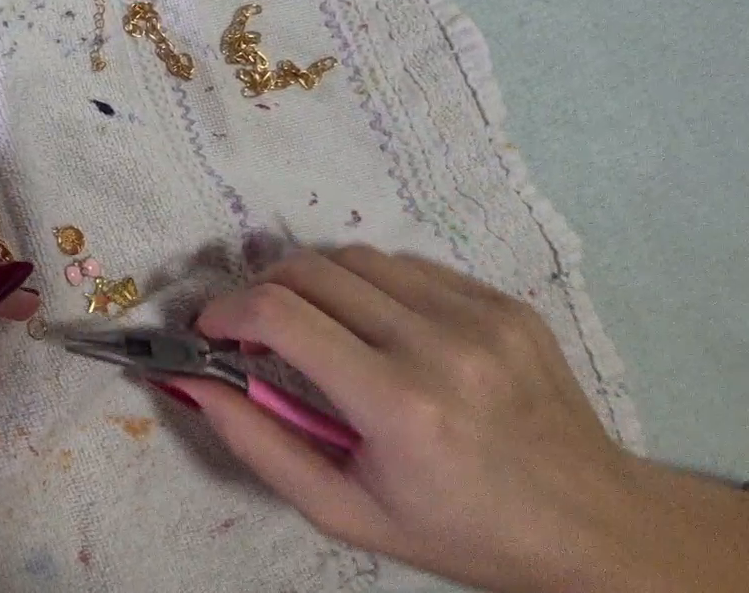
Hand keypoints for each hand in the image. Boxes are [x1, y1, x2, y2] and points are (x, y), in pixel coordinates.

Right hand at [173, 246, 632, 592]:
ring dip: (309, 283)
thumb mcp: (344, 510)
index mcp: (400, 405)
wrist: (600, 531)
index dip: (226, 311)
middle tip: (256, 331)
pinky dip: (363, 283)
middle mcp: (440, 347)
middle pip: (306, 271)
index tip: (211, 331)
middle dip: (259, 292)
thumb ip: (255, 442)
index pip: (279, 315)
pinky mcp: (503, 302)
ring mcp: (479, 317)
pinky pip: (400, 264)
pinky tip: (374, 323)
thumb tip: (189, 379)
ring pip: (349, 257)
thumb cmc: (458, 527)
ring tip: (314, 324)